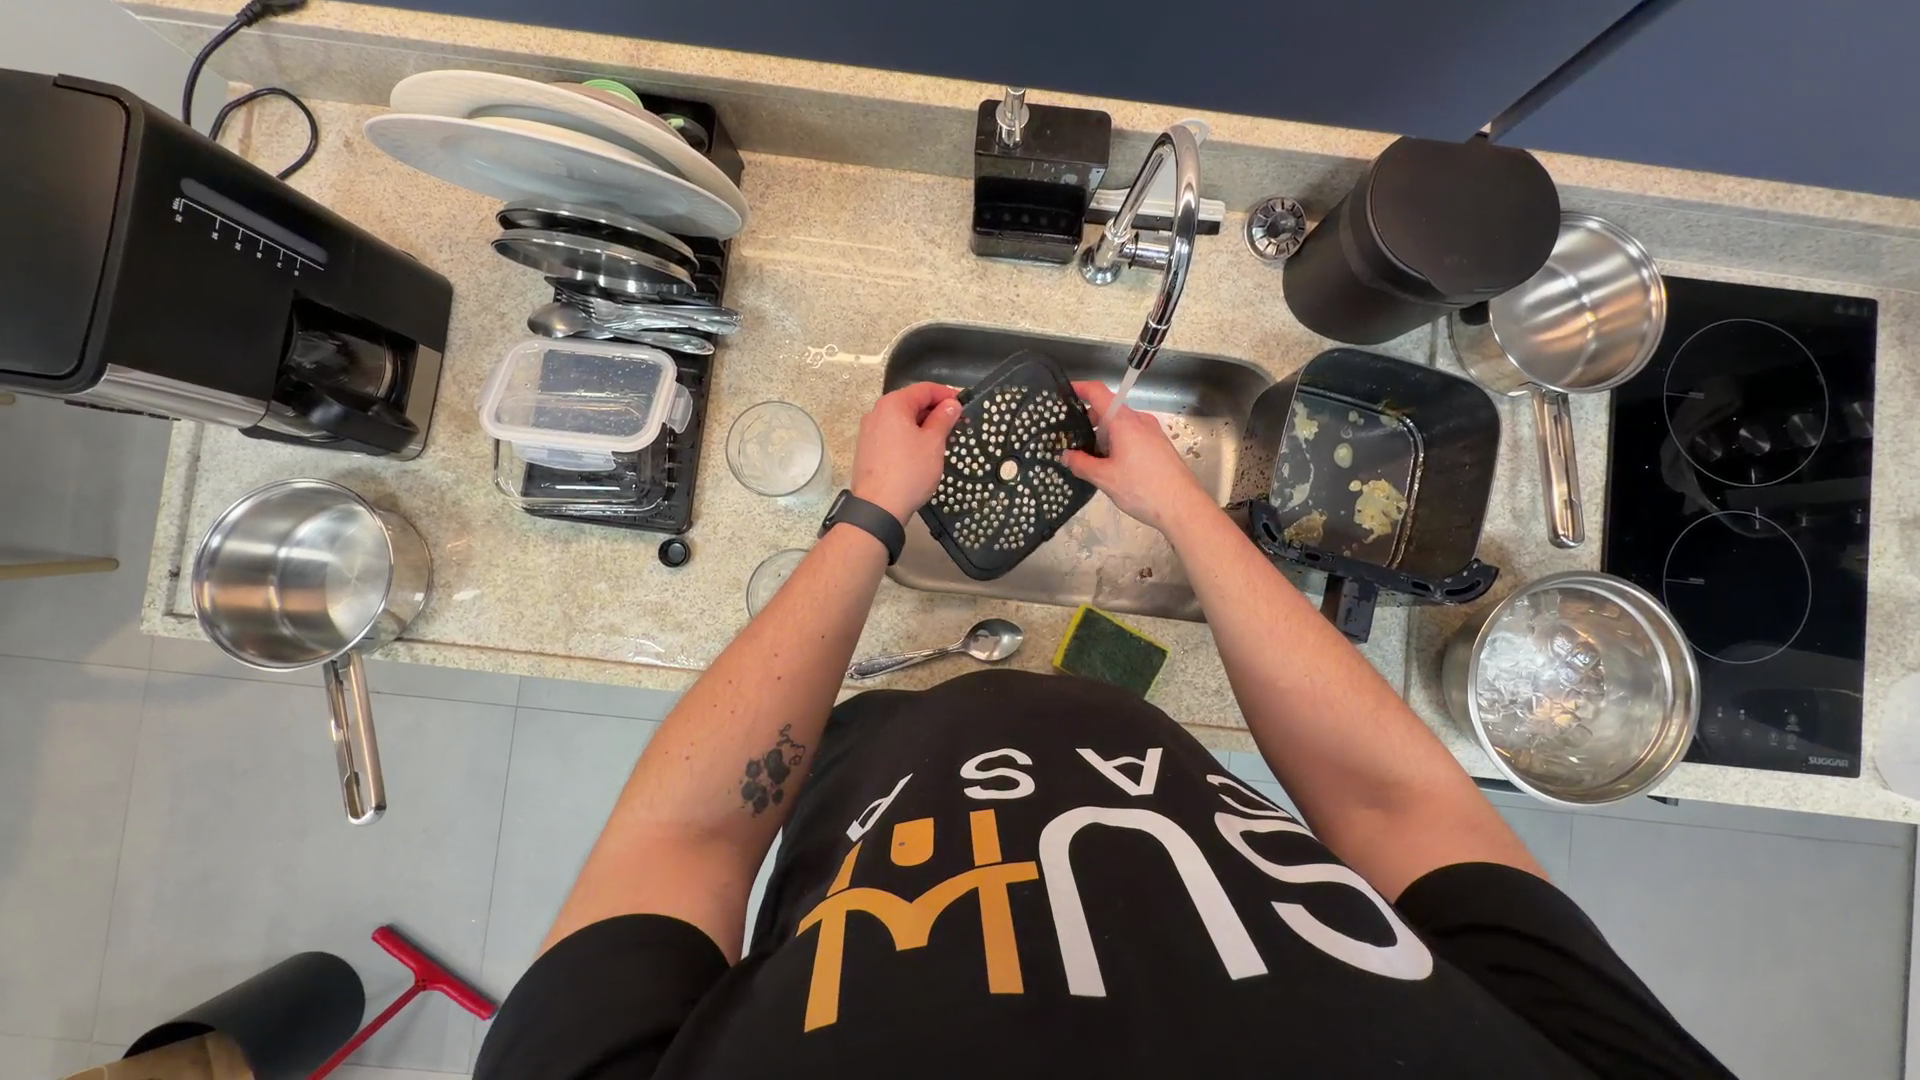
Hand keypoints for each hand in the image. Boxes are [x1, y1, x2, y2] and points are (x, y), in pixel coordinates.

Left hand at [850, 382, 963, 521]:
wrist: (878, 507)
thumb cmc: (909, 471)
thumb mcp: (933, 443)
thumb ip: (943, 419)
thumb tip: (951, 404)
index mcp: (893, 404)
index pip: (924, 389)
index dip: (947, 394)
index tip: (964, 405)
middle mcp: (877, 413)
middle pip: (911, 403)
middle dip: (935, 411)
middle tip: (956, 424)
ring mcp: (869, 432)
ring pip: (902, 420)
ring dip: (923, 425)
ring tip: (943, 439)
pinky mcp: (868, 450)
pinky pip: (893, 435)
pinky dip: (910, 437)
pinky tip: (923, 452)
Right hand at [1063, 381, 1215, 534]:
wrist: (1182, 506)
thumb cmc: (1142, 488)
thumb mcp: (1104, 478)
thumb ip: (1081, 464)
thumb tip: (1067, 456)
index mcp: (1124, 422)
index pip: (1099, 393)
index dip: (1081, 388)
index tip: (1065, 392)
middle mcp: (1140, 421)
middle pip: (1110, 410)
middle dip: (1090, 422)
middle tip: (1075, 441)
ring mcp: (1152, 432)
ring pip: (1121, 425)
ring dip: (1104, 436)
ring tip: (1093, 459)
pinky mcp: (1159, 445)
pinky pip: (1133, 436)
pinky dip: (1119, 443)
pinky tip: (1113, 466)